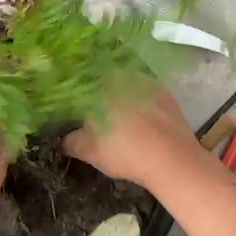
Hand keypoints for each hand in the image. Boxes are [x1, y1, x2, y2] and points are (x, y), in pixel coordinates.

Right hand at [64, 88, 211, 186]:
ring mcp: (143, 81)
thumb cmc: (123, 152)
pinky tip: (140, 114)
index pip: (77, 84)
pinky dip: (138, 97)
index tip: (72, 108)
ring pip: (123, 81)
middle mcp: (119, 76)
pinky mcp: (163, 90)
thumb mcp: (88, 151)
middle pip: (100, 79)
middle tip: (93, 110)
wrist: (171, 159)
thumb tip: (63, 137)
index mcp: (96, 87)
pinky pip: (143, 88)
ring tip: (118, 112)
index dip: (73, 96)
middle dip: (95, 91)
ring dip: (118, 91)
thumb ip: (70, 141)